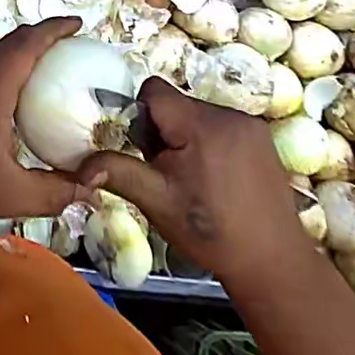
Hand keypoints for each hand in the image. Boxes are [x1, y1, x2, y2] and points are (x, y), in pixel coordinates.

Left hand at [0, 17, 90, 227]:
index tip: (79, 23)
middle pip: (14, 41)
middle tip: (74, 42)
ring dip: (26, 49)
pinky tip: (21, 93)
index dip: (55, 28)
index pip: (28, 44)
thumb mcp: (7, 194)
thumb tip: (89, 190)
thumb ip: (53, 193)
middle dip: (45, 34)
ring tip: (55, 63)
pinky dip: (11, 65)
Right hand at [78, 77, 313, 287]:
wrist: (274, 262)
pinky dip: (210, 142)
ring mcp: (249, 123)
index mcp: (199, 124)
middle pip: (175, 104)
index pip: (153, 91)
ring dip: (186, 136)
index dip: (141, 116)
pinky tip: (217, 178)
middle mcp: (227, 113)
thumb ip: (118, 173)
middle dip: (163, 130)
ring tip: (194, 178)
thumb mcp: (157, 202)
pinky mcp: (262, 136)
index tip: (146, 152)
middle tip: (168, 172)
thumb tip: (81, 167)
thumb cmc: (210, 231)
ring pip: (196, 114)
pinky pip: (221, 124)